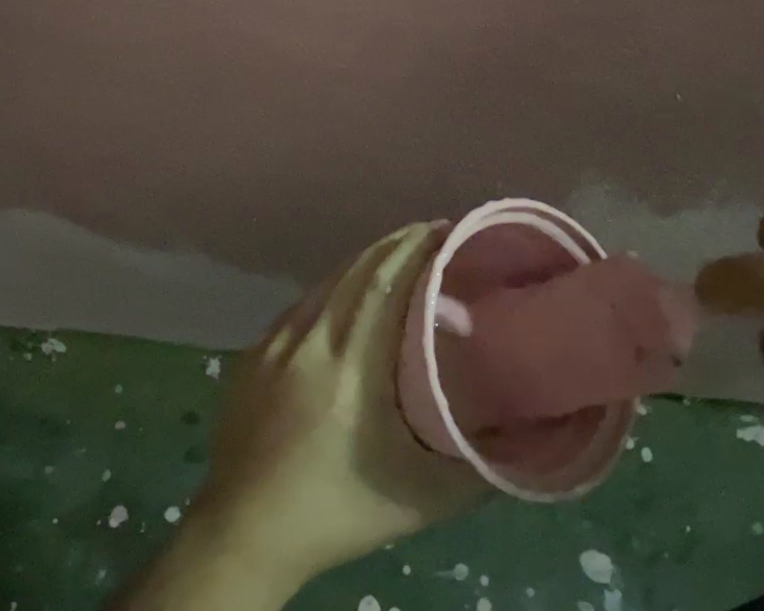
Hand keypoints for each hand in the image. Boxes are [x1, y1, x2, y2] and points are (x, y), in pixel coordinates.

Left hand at [116, 222, 489, 609]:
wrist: (244, 531)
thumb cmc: (337, 512)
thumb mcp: (420, 499)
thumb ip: (477, 466)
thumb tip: (519, 439)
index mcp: (351, 366)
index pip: (386, 283)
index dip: (417, 250)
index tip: (447, 231)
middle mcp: (310, 340)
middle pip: (357, 271)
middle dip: (395, 245)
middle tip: (431, 234)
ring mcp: (275, 344)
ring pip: (326, 283)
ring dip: (364, 263)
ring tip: (396, 257)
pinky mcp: (254, 355)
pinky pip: (301, 305)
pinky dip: (332, 288)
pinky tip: (344, 296)